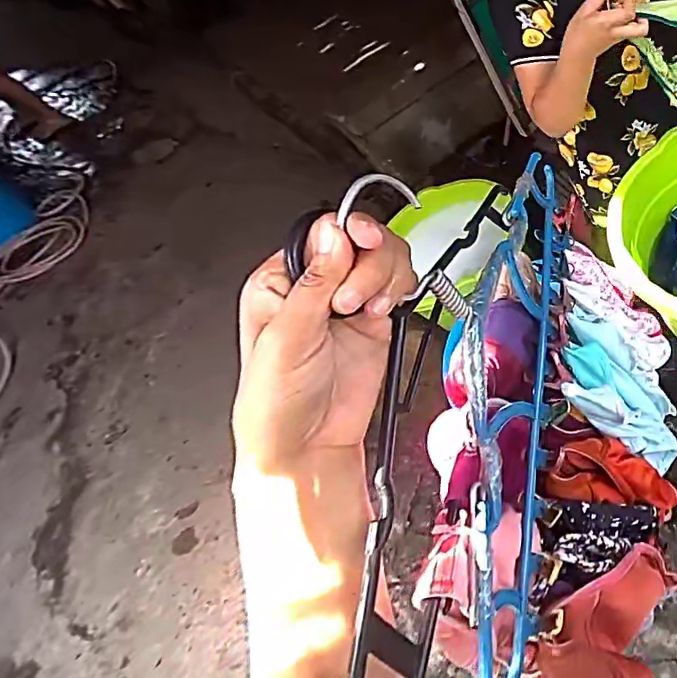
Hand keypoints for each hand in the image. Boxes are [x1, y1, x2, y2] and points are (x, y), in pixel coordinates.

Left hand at [232, 213, 417, 468]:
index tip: (361, 245)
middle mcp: (317, 285)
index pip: (322, 232)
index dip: (348, 233)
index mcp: (281, 280)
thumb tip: (335, 235)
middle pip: (362, 239)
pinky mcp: (376, 319)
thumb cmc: (276, 402)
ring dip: (386, 278)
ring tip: (366, 310)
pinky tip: (381, 311)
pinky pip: (400, 285)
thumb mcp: (285, 338)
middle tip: (351, 301)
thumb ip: (314, 284)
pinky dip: (400, 291)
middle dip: (369, 265)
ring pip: (387, 257)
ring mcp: (349, 300)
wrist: (309, 445)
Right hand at [560, 0, 647, 61]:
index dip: (628, 1)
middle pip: (641, 28)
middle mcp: (616, 32)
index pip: (628, 11)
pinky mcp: (618, 41)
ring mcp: (619, 38)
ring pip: (638, 32)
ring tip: (628, 13)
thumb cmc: (578, 33)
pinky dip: (630, 24)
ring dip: (638, 21)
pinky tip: (619, 18)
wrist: (576, 54)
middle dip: (643, 16)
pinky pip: (630, 32)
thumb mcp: (585, 9)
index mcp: (607, 22)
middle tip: (633, 8)